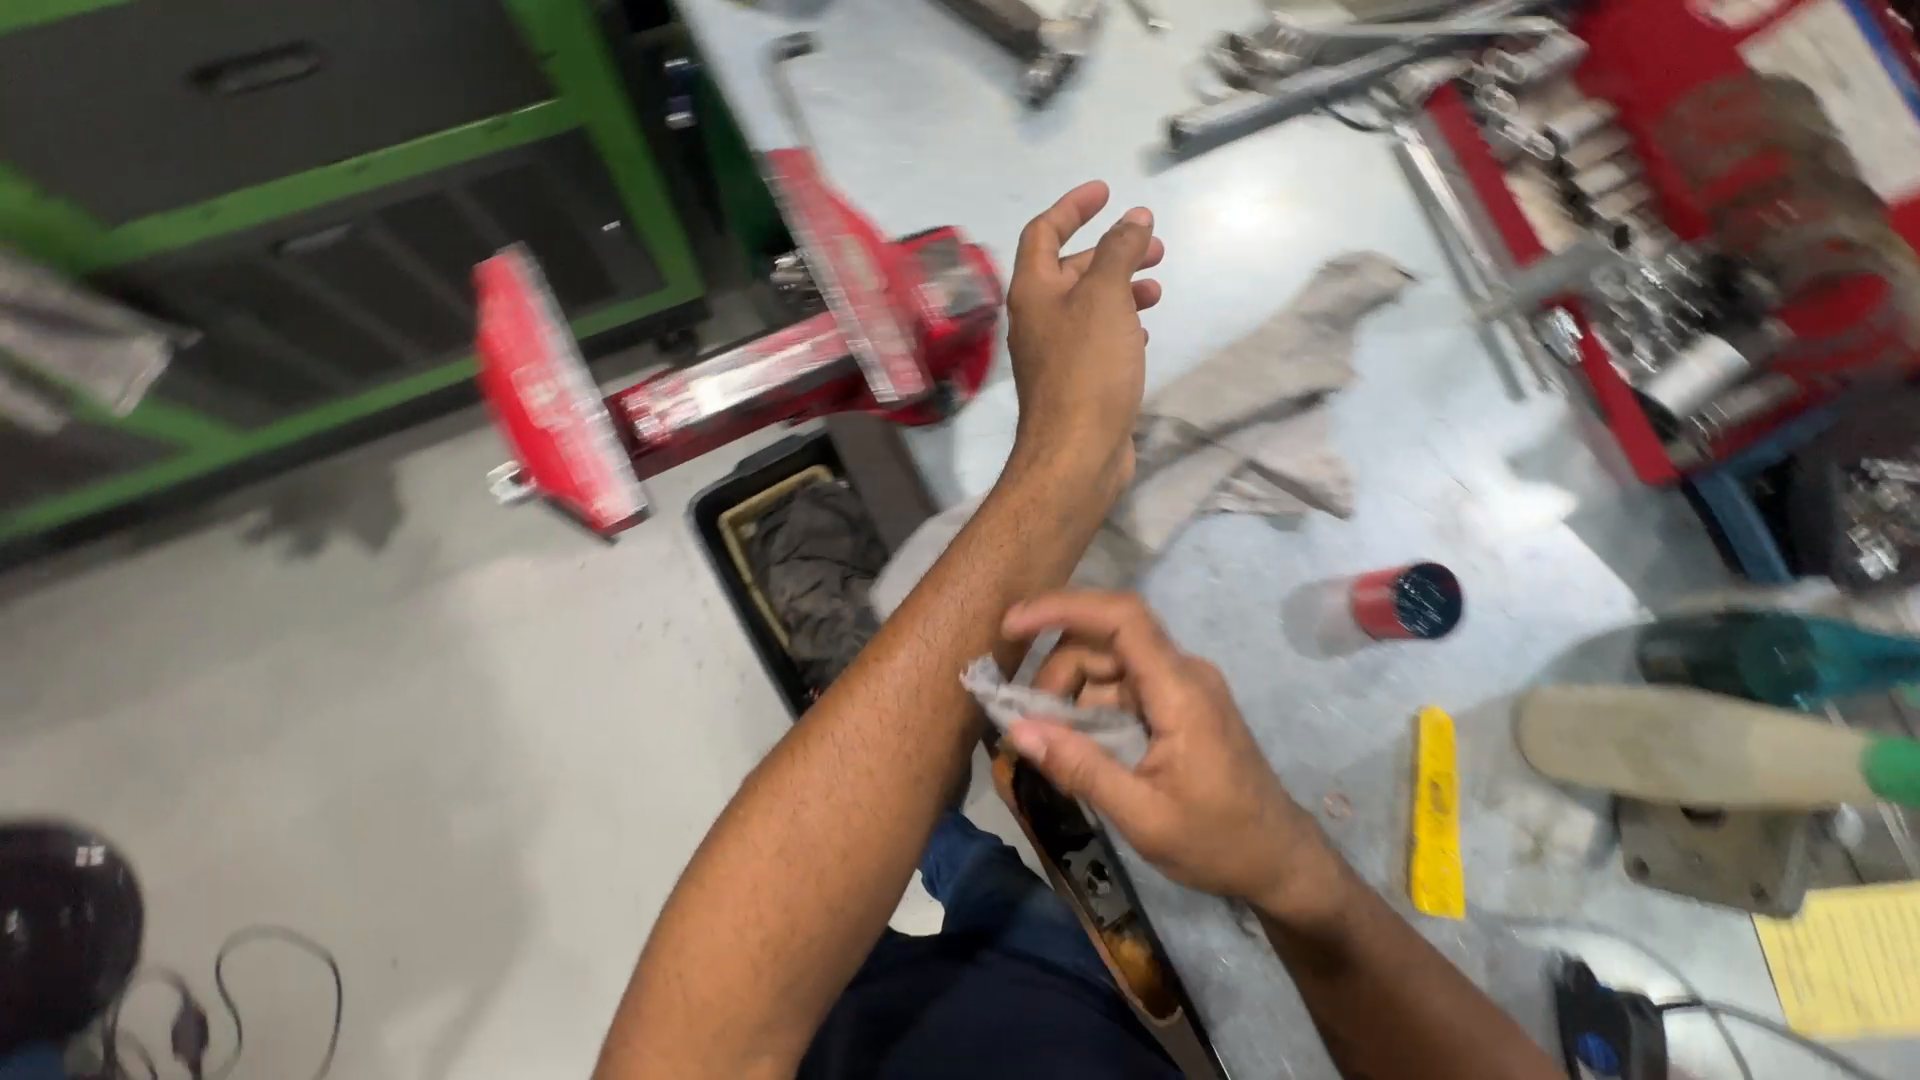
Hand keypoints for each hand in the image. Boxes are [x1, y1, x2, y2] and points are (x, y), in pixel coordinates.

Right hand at [1001, 591, 1352, 923]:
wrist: (1279, 861)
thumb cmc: (1218, 842)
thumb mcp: (1142, 816)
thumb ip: (1080, 768)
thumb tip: (1017, 731)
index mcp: (1180, 690)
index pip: (1122, 618)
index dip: (1063, 608)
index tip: (1013, 626)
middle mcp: (1183, 673)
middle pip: (1104, 642)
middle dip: (1057, 673)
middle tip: (1031, 725)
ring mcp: (1183, 687)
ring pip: (1108, 664)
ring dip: (1070, 693)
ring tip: (1053, 742)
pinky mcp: (1179, 704)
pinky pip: (1122, 687)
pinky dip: (1090, 707)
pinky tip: (1076, 743)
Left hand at [1004, 182, 1163, 494]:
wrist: (1076, 451)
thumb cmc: (1088, 367)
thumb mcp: (1105, 296)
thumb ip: (1119, 250)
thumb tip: (1133, 218)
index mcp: (1033, 291)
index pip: (1043, 232)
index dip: (1073, 206)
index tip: (1107, 192)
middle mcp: (1037, 319)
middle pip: (1070, 270)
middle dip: (1111, 251)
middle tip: (1155, 248)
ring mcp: (1053, 354)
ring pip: (1088, 307)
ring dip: (1122, 290)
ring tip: (1157, 290)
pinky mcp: (1074, 382)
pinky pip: (1095, 340)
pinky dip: (1120, 327)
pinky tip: (1144, 335)